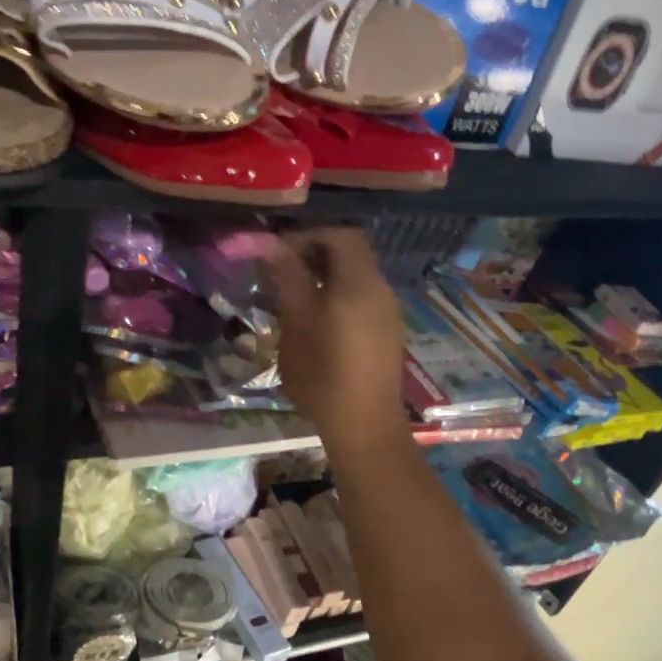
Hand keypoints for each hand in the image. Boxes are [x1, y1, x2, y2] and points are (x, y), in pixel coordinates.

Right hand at [264, 228, 407, 451]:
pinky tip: (319, 321)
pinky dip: (340, 296)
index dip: (307, 236)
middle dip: (317, 254)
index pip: (339, 235)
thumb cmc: (323, 375)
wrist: (363, 425)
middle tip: (283, 271)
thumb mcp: (296, 325)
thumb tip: (272, 244)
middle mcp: (380, 289)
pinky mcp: (388, 333)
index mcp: (359, 282)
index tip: (277, 252)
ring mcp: (389, 312)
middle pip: (351, 254)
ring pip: (358, 277)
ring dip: (328, 277)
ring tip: (296, 297)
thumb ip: (289, 279)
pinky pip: (364, 299)